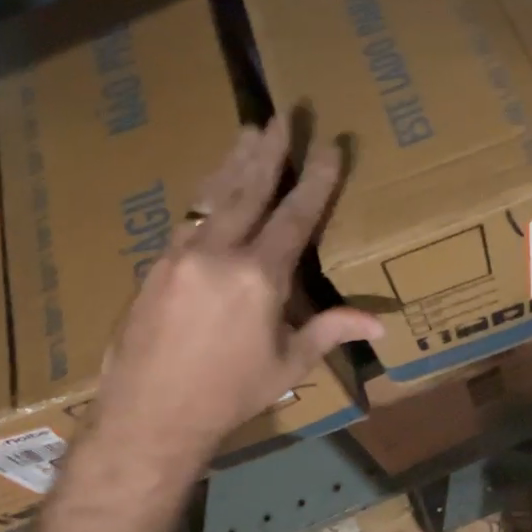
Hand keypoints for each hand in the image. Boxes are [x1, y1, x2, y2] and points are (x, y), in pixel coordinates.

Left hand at [85, 114, 382, 466]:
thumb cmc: (229, 395)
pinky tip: (211, 186)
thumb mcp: (287, 365)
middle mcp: (220, 253)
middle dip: (270, 153)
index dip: (317, 179)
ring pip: (214, 196)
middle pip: (251, 190)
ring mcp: (183, 254)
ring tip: (247, 132)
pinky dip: (206, 195)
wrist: (150, 414)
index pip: (296, 214)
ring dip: (234, 162)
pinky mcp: (157, 264)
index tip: (329, 146)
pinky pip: (188, 218)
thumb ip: (329, 330)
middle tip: (281, 117)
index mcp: (260, 276)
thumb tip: (381, 323)